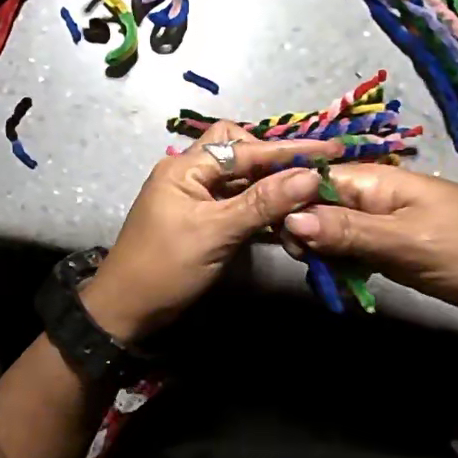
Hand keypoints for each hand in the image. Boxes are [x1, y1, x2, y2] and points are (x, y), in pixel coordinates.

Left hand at [80, 122, 340, 341]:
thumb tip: (309, 175)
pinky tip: (287, 214)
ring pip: (240, 178)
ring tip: (310, 190)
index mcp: (185, 168)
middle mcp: (190, 174)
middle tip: (312, 171)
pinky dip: (260, 205)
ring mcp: (195, 197)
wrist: (127, 309)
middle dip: (275, 158)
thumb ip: (262, 202)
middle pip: (239, 152)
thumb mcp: (215, 232)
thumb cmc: (165, 267)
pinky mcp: (202, 219)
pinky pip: (236, 202)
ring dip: (270, 183)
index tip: (329, 149)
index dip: (287, 149)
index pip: (243, 148)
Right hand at [279, 164, 457, 320]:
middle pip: (319, 206)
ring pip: (334, 232)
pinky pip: (355, 251)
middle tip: (309, 267)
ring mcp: (385, 223)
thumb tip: (288, 217)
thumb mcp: (408, 243)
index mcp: (377, 180)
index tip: (277, 236)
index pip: (313, 179)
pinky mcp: (395, 248)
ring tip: (325, 280)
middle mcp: (375, 196)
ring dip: (323, 255)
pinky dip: (345, 267)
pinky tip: (343, 285)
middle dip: (304, 233)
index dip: (288, 202)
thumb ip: (347, 231)